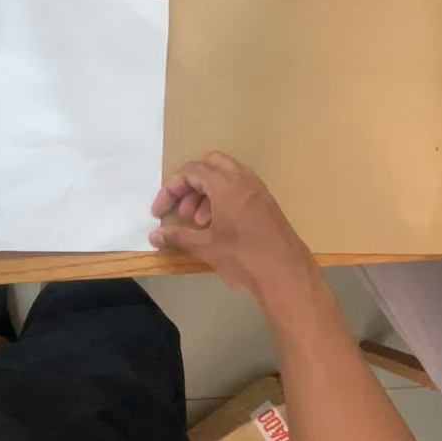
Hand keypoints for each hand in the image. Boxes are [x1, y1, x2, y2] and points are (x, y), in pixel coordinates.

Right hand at [150, 152, 316, 302]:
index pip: (192, 171)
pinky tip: (217, 226)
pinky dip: (223, 199)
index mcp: (227, 185)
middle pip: (210, 164)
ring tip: (197, 222)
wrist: (287, 276)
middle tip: (182, 210)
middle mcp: (244, 181)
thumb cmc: (244, 259)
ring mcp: (259, 191)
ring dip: (206, 192)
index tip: (160, 212)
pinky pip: (239, 189)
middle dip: (190, 184)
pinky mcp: (267, 205)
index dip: (171, 189)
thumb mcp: (206, 248)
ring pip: (226, 176)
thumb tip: (154, 236)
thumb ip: (178, 237)